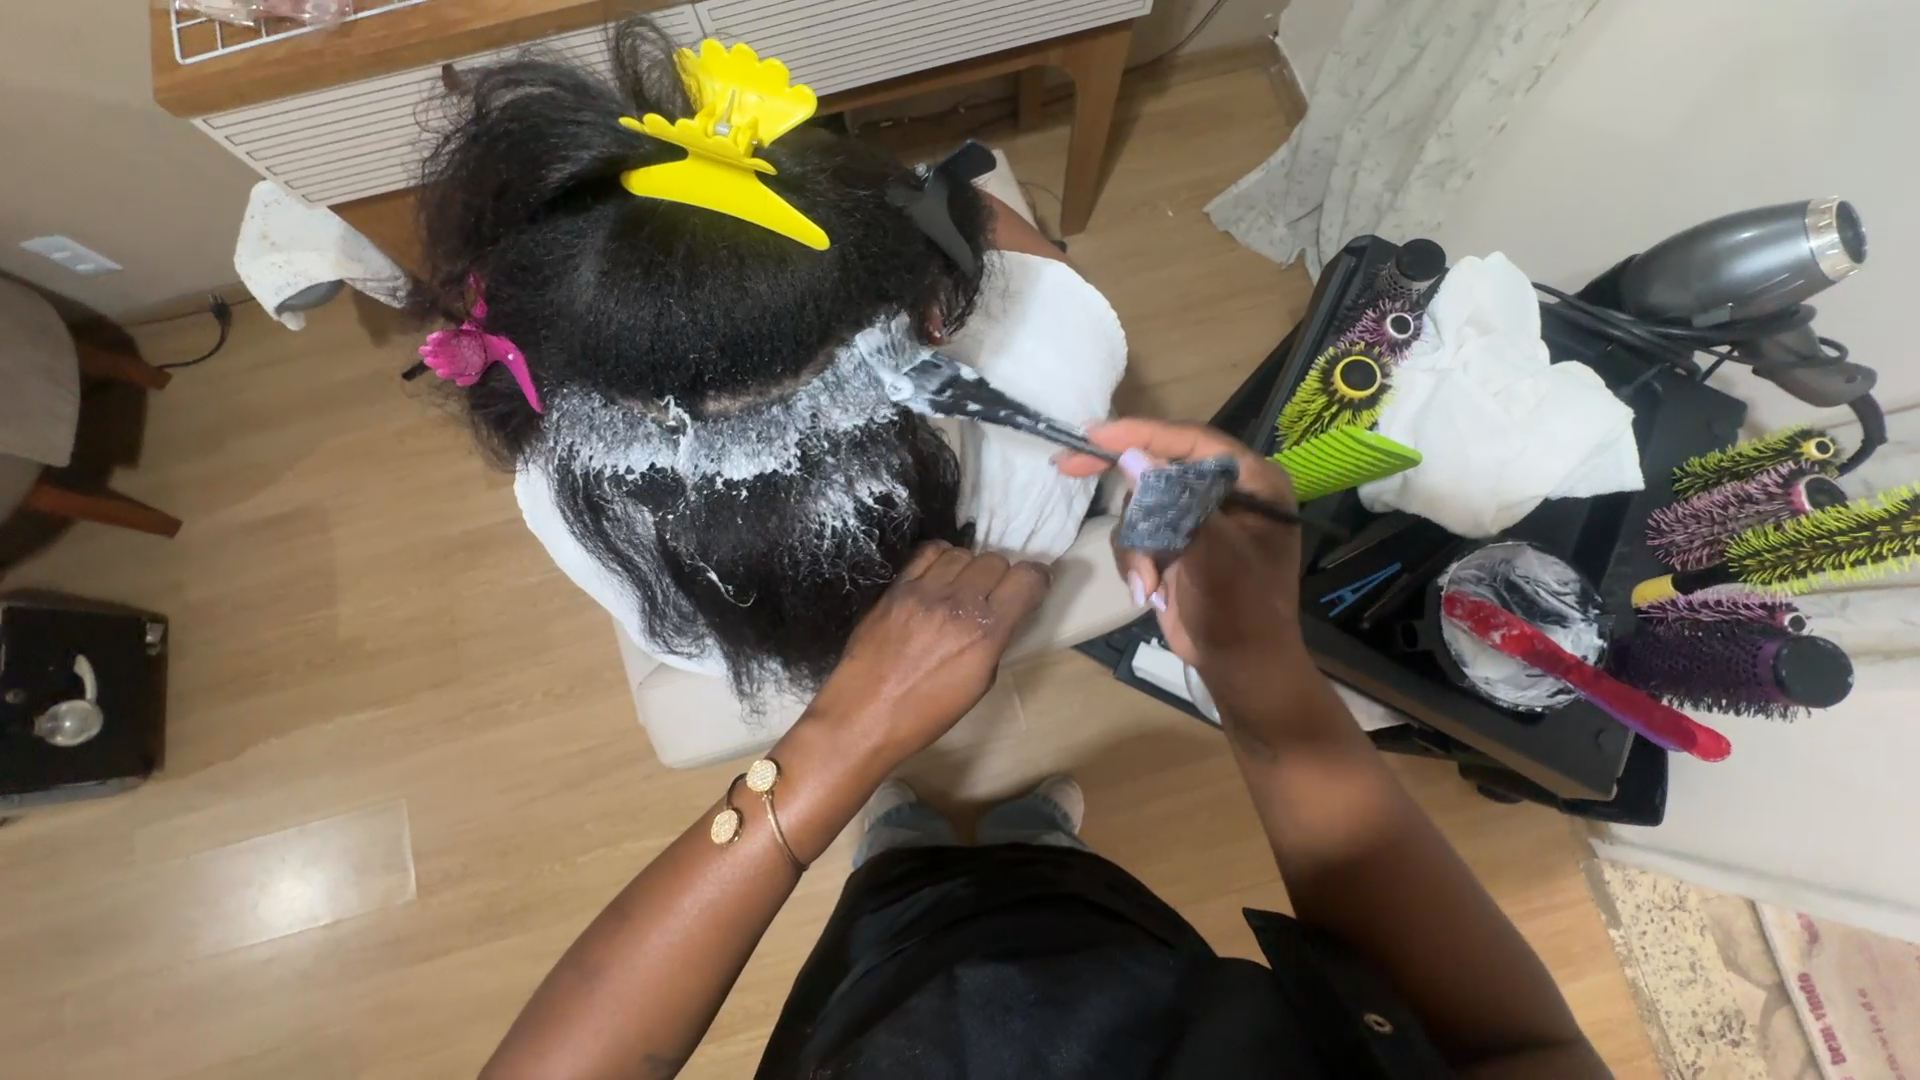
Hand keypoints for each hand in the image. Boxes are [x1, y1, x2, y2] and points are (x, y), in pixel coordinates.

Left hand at [809, 541, 1050, 763]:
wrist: (863, 716)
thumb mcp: (979, 684)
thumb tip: (1002, 613)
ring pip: (962, 552)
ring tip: (961, 588)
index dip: (1036, 580)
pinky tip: (937, 578)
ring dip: (969, 567)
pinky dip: (940, 559)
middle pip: (995, 560)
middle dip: (1000, 576)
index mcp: (985, 633)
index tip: (1031, 588)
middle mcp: (958, 603)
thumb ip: (995, 640)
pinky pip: (927, 552)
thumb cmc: (926, 713)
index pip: (1027, 579)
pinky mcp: (896, 588)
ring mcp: (923, 591)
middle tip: (991, 596)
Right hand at [1057, 419, 1304, 669]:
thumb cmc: (1243, 607)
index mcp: (1251, 482)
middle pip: (1158, 466)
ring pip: (1139, 505)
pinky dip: (1134, 561)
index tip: (1095, 434)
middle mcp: (1222, 493)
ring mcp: (1194, 519)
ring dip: (1135, 546)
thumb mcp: (1211, 549)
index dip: (1143, 433)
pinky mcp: (1173, 543)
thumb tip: (1130, 455)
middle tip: (1067, 465)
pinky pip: (1135, 534)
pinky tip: (1147, 589)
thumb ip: (1173, 499)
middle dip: (1122, 485)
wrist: (1240, 664)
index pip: (1192, 442)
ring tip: (1147, 582)